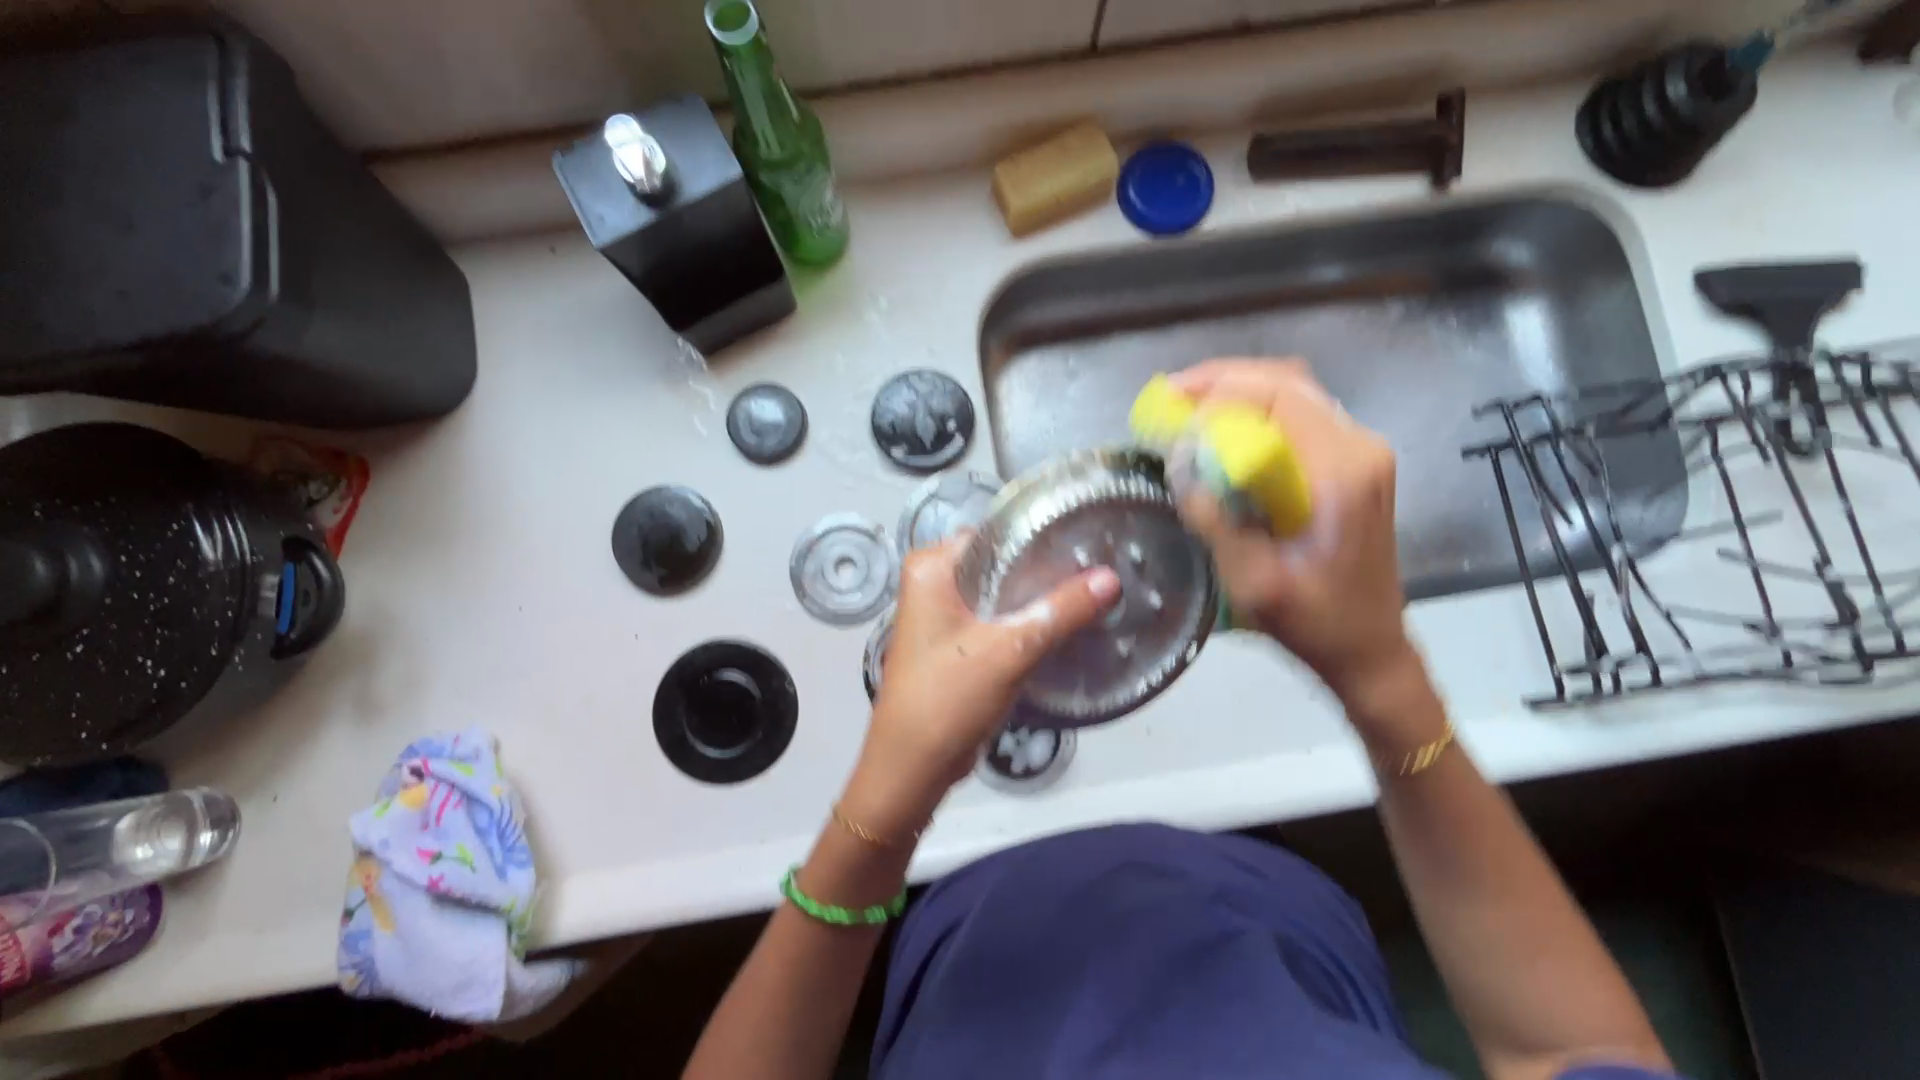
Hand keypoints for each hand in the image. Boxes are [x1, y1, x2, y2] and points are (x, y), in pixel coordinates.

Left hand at [843, 535, 1118, 836]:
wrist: (912, 769)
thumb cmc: (947, 701)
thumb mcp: (1008, 652)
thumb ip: (1060, 612)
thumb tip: (1111, 578)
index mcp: (931, 567)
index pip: (996, 533)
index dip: (1041, 536)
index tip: (1090, 539)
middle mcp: (933, 582)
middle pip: (1002, 562)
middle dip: (1046, 569)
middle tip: (1101, 567)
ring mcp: (944, 614)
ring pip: (1003, 593)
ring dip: (1040, 599)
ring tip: (1096, 592)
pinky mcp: (958, 643)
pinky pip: (1000, 620)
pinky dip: (1029, 623)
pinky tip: (1070, 624)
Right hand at [1171, 358, 1417, 703]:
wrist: (1370, 648)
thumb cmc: (1317, 622)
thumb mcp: (1255, 583)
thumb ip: (1216, 522)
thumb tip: (1178, 469)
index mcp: (1343, 469)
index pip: (1280, 395)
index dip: (1221, 392)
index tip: (1173, 413)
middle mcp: (1359, 445)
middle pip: (1287, 381)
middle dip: (1222, 381)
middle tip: (1168, 399)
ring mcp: (1360, 450)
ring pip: (1292, 392)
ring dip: (1236, 394)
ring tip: (1185, 410)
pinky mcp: (1351, 462)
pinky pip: (1297, 416)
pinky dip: (1253, 413)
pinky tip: (1219, 431)